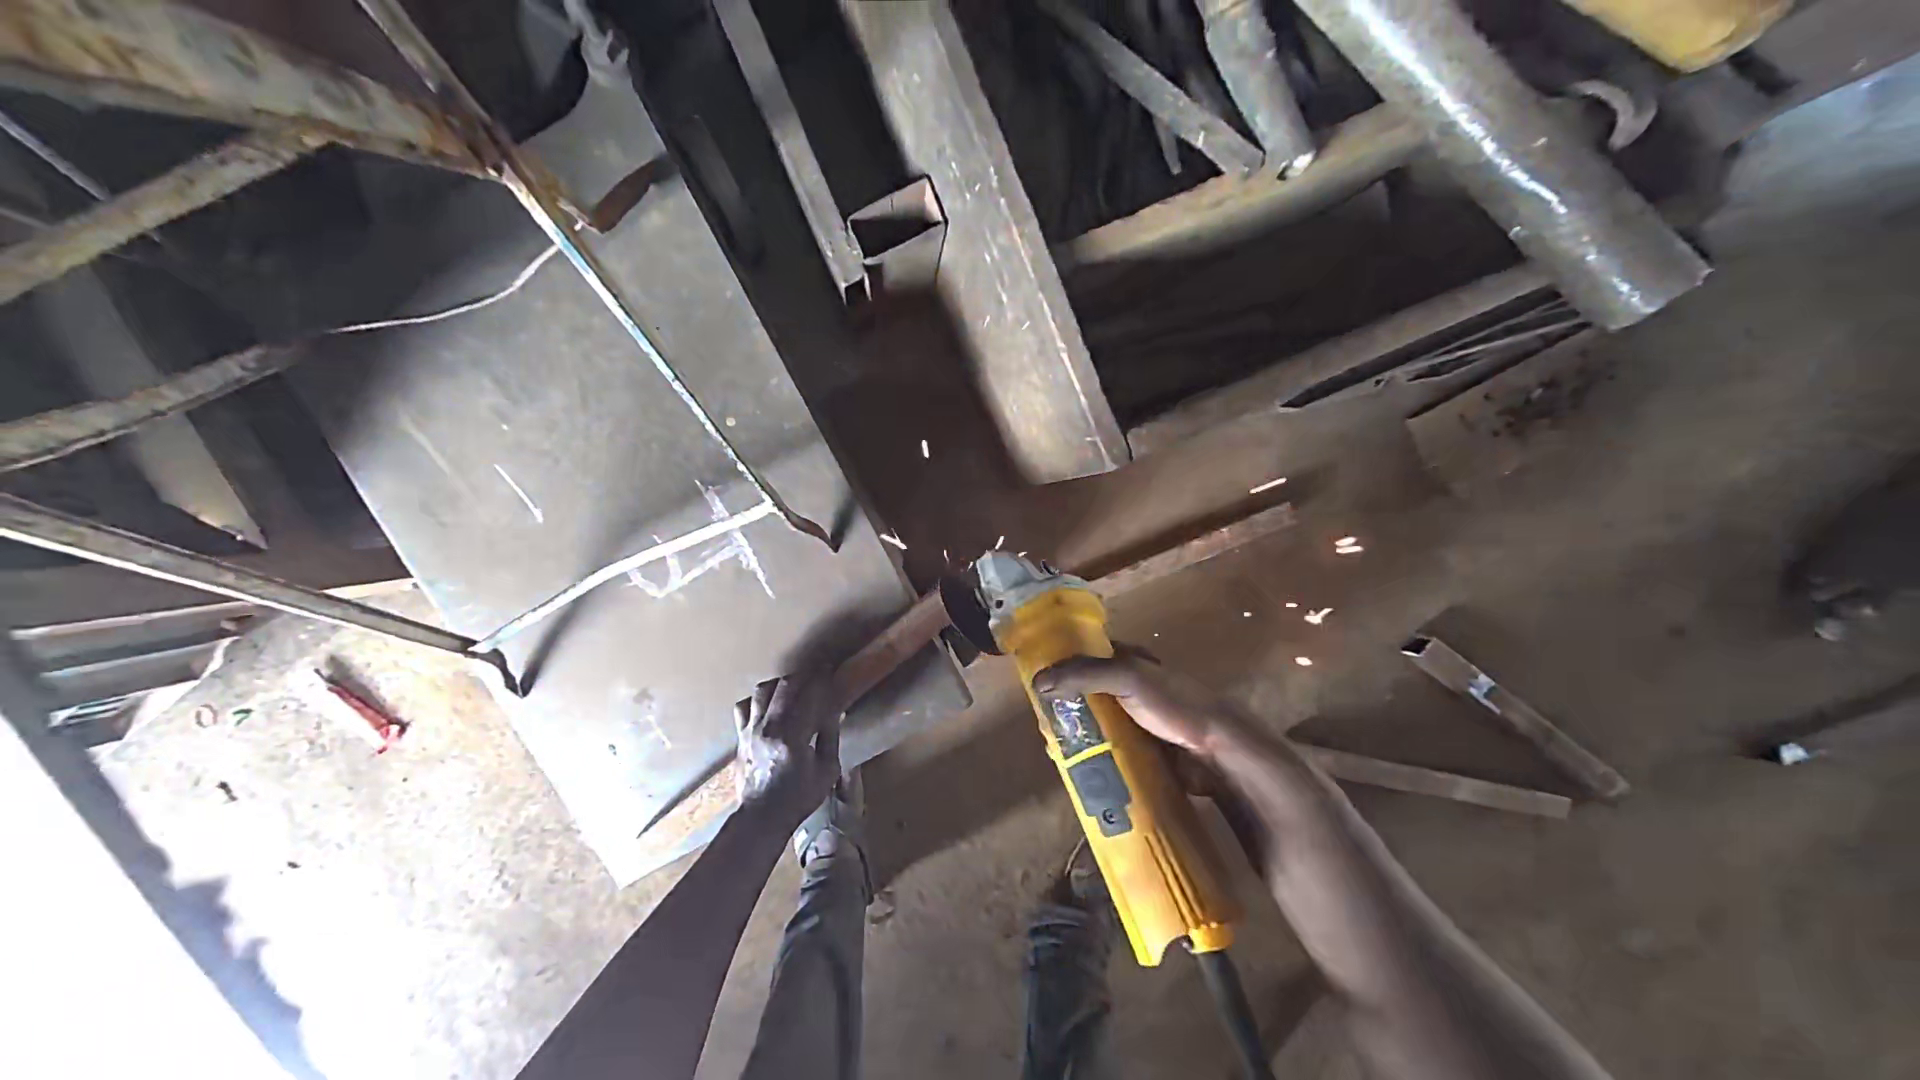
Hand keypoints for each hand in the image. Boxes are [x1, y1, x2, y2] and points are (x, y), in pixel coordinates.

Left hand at [734, 670, 842, 830]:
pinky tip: (767, 705)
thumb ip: (830, 737)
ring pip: (761, 691)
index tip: (829, 669)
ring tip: (790, 687)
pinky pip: (743, 706)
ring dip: (779, 684)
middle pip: (784, 686)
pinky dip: (756, 700)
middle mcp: (769, 728)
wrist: (761, 817)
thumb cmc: (798, 797)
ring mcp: (750, 731)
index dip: (821, 679)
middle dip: (802, 676)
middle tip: (813, 674)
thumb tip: (834, 712)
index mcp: (794, 737)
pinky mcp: (739, 737)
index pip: (809, 696)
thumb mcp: (826, 771)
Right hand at [1032, 645, 1251, 761]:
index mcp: (1131, 661)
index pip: (1088, 655)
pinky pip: (1111, 750)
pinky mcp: (1144, 749)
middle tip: (1044, 724)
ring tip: (1055, 749)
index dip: (1063, 664)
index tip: (1037, 683)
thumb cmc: (1174, 703)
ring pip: (1098, 723)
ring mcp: (1139, 720)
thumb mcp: (1127, 678)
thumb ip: (1083, 674)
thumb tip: (1037, 682)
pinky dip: (1094, 756)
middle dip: (1066, 706)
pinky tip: (1078, 766)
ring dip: (1078, 734)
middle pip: (1089, 692)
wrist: (1218, 751)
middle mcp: (1133, 687)